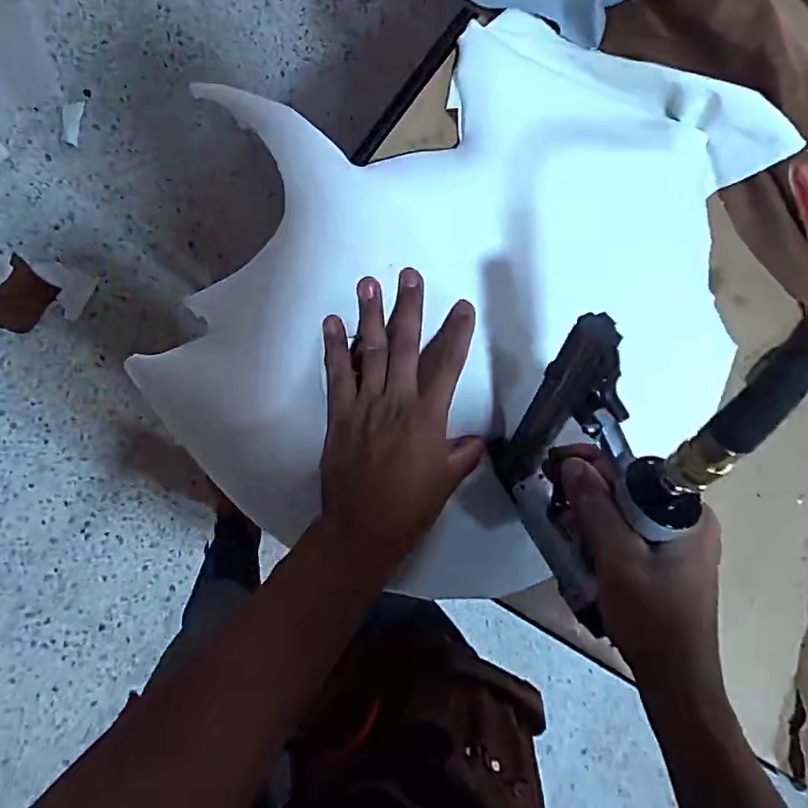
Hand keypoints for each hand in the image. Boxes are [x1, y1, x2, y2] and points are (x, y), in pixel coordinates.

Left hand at [317, 268, 483, 571]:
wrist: (361, 530)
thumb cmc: (410, 507)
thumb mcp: (447, 480)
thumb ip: (463, 454)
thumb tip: (476, 440)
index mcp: (427, 417)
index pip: (447, 366)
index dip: (456, 334)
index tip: (462, 307)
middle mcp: (396, 402)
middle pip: (405, 347)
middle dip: (409, 308)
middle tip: (410, 277)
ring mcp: (364, 406)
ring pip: (369, 352)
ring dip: (369, 315)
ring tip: (369, 284)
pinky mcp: (339, 414)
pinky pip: (337, 375)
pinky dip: (333, 348)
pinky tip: (332, 322)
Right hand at [556, 448, 722, 680]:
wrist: (676, 685)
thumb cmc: (652, 621)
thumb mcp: (617, 558)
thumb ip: (596, 508)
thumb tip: (574, 463)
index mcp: (688, 513)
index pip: (635, 470)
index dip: (593, 464)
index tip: (557, 466)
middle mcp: (688, 522)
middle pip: (628, 492)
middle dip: (589, 497)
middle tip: (556, 505)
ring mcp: (679, 546)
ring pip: (625, 516)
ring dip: (592, 522)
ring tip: (565, 534)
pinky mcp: (667, 565)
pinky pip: (629, 537)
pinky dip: (603, 541)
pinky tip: (583, 556)